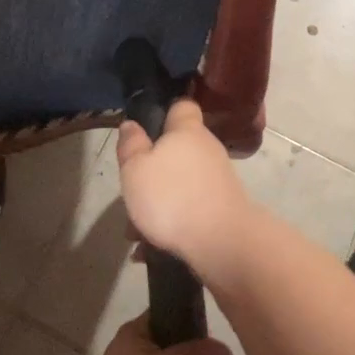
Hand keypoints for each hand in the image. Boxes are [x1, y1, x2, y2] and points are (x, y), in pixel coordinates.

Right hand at [114, 100, 251, 266]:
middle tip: (132, 191)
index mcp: (187, 131)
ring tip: (135, 232)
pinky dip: (172, 222)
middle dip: (154, 170)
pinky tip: (150, 249)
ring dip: (160, 202)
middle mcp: (207, 149)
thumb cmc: (172, 197)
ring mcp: (219, 179)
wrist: (222, 242)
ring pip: (181, 183)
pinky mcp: (223, 207)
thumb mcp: (136, 169)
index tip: (147, 127)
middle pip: (177, 150)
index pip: (182, 106)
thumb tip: (131, 125)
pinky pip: (191, 208)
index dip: (165, 112)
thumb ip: (131, 145)